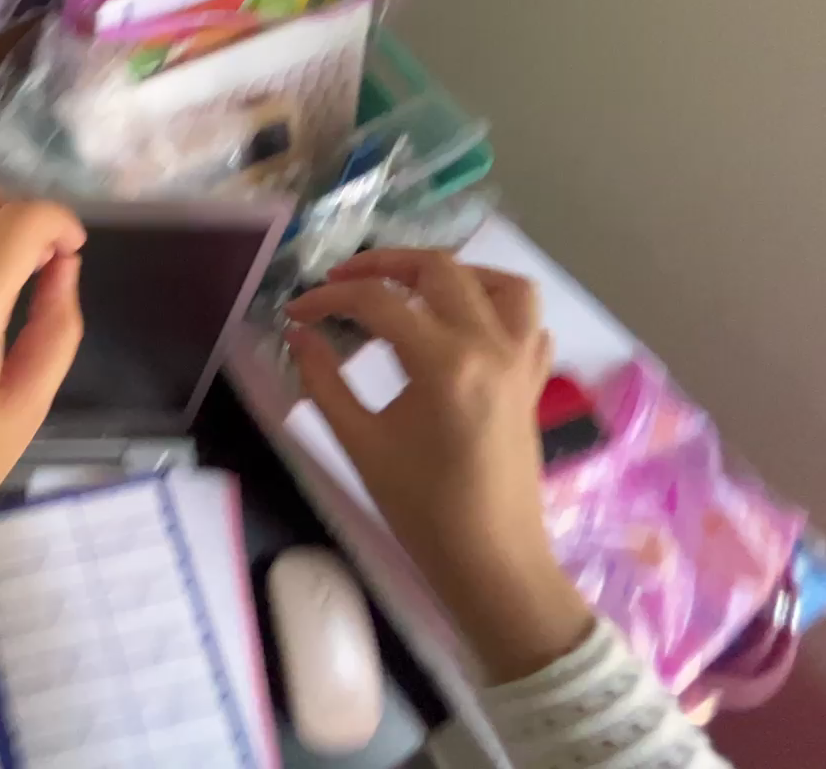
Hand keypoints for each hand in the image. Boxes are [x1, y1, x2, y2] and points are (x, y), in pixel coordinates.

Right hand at [283, 248, 594, 681]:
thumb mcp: (356, 436)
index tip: (293, 313)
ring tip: (405, 286)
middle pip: (440, 271)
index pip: (376, 302)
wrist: (490, 559)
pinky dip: (491, 306)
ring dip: (449, 273)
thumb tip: (298, 333)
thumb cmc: (417, 502)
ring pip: (500, 284)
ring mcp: (521, 363)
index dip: (326, 299)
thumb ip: (322, 376)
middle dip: (381, 265)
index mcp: (444, 362)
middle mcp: (490, 348)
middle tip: (338, 283)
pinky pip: (526, 322)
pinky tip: (454, 323)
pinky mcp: (532, 382)